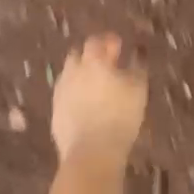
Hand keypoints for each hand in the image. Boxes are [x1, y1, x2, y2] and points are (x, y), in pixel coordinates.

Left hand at [50, 34, 147, 166]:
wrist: (92, 152)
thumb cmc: (120, 116)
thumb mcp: (138, 89)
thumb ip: (136, 67)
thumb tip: (136, 54)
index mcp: (93, 62)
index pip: (95, 41)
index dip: (107, 41)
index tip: (118, 46)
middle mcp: (73, 72)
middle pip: (77, 55)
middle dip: (90, 55)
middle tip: (105, 64)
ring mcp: (61, 92)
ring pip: (69, 75)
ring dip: (80, 74)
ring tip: (95, 86)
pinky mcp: (55, 112)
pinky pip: (64, 95)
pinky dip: (74, 94)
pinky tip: (85, 105)